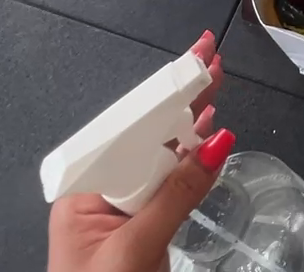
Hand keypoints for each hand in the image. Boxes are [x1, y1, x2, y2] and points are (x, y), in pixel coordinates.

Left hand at [47, 31, 230, 271]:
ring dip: (190, 117)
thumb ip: (176, 194)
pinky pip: (171, 180)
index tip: (195, 57)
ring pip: (162, 153)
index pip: (129, 128)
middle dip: (179, 93)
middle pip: (146, 134)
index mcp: (84, 193)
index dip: (164, 91)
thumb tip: (219, 139)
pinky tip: (207, 130)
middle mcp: (103, 195)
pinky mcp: (145, 228)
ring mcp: (124, 211)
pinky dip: (193, 152)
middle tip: (209, 54)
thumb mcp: (133, 251)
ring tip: (213, 78)